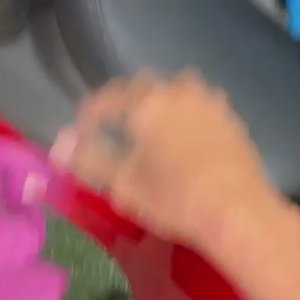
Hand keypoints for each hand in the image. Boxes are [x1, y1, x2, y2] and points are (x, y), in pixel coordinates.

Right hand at [51, 71, 286, 255]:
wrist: (240, 212)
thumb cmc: (175, 199)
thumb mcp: (123, 185)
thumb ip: (88, 160)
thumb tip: (59, 143)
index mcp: (147, 102)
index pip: (107, 97)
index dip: (89, 113)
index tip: (81, 130)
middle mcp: (178, 91)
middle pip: (142, 88)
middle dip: (124, 104)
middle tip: (114, 128)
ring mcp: (209, 102)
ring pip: (174, 92)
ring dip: (158, 105)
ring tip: (149, 131)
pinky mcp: (230, 118)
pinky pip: (198, 107)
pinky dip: (184, 117)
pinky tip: (183, 141)